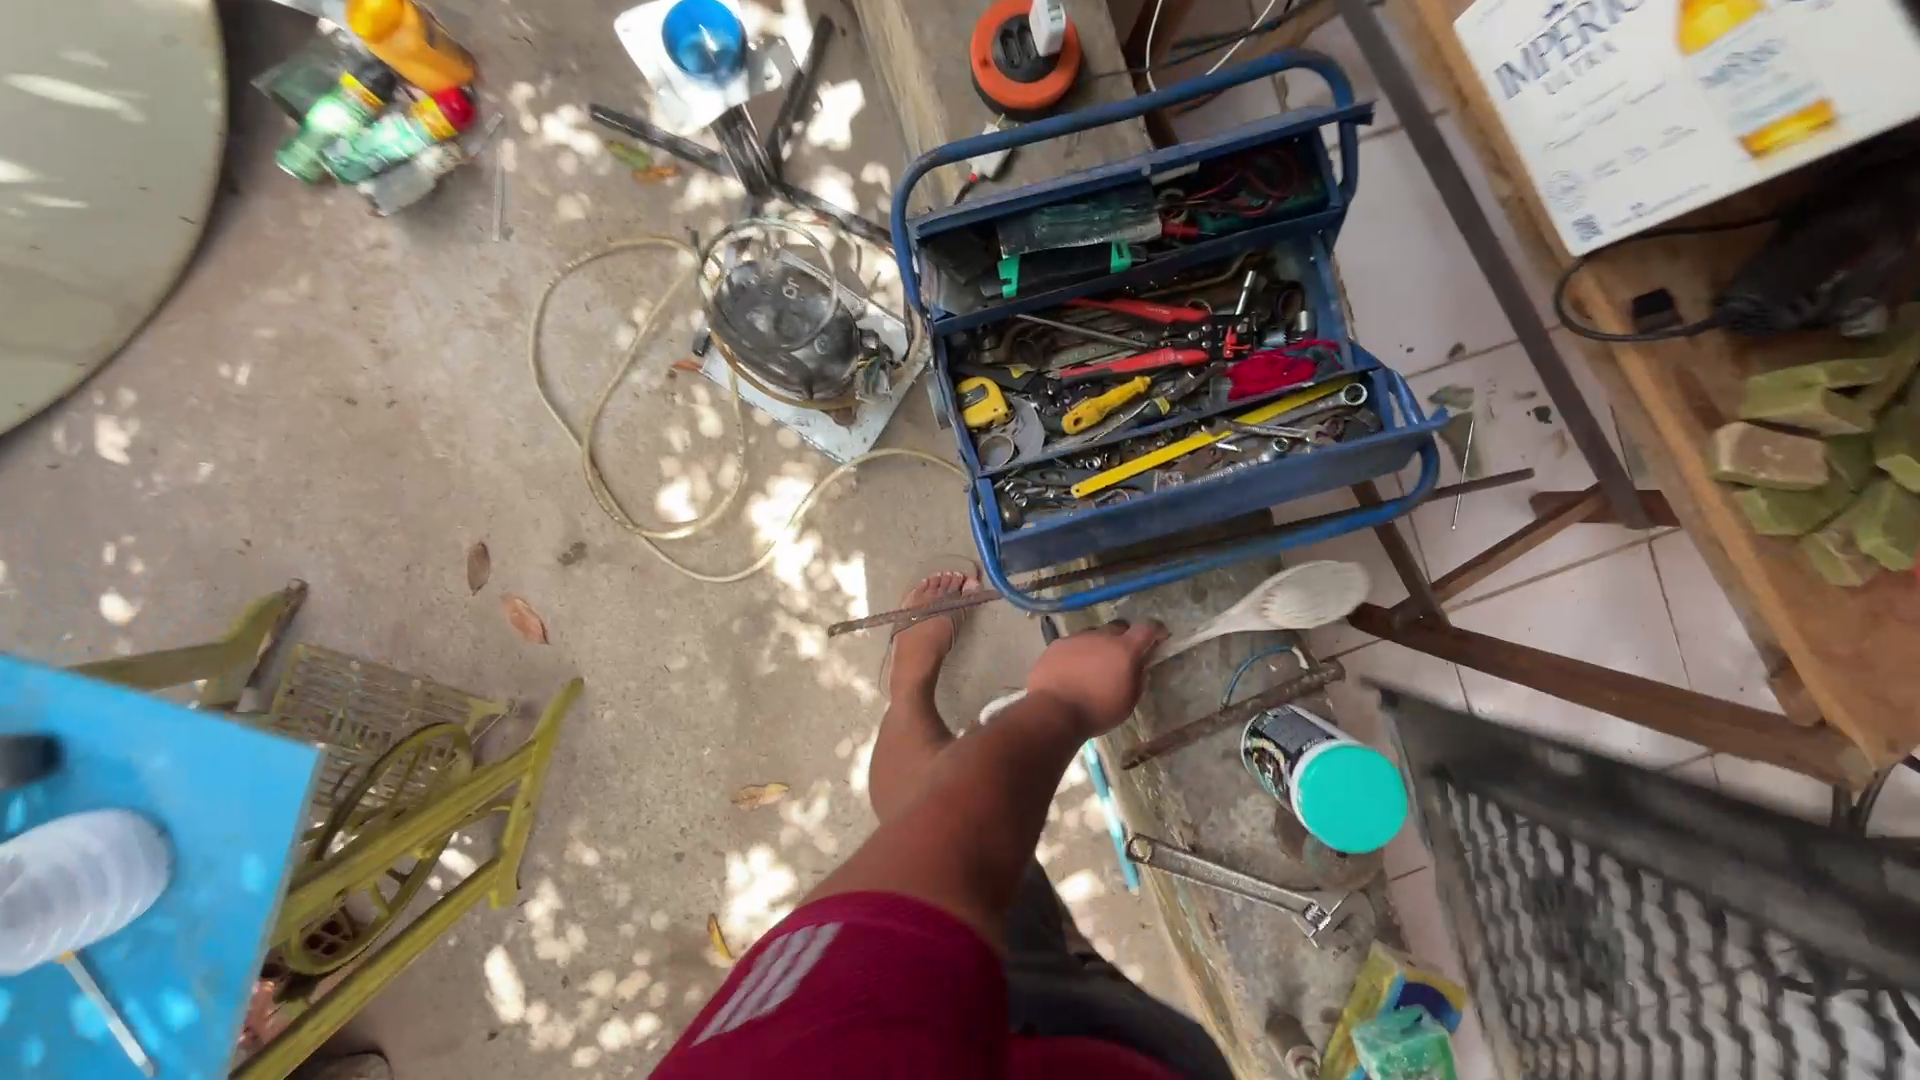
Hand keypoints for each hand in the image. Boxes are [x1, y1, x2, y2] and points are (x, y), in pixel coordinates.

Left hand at [1024, 619, 1167, 736]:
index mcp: (1124, 649)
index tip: (1159, 637)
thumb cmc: (1097, 711)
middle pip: (1118, 627)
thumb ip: (1137, 678)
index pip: (1146, 629)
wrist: (1053, 711)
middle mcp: (1100, 637)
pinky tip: (1071, 671)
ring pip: (1093, 634)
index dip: (1156, 631)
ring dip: (1098, 645)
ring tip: (1092, 666)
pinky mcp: (1056, 645)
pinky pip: (1072, 644)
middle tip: (1121, 656)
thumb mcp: (1128, 702)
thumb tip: (1138, 666)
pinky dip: (1077, 653)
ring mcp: (1076, 638)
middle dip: (1124, 637)